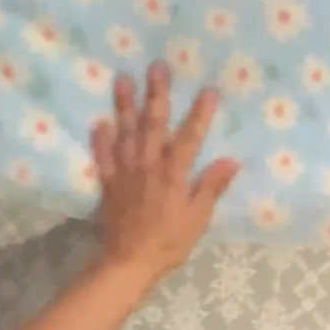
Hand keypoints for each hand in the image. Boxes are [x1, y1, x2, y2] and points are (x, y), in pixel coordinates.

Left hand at [89, 61, 239, 285]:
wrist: (128, 262)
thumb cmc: (168, 243)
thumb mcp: (197, 219)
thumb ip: (211, 187)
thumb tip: (231, 161)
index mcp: (173, 175)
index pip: (190, 138)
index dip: (199, 114)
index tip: (208, 89)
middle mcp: (148, 166)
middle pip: (153, 125)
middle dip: (156, 95)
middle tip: (156, 67)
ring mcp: (125, 173)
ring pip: (125, 133)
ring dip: (124, 105)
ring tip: (122, 79)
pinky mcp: (108, 184)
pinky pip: (103, 157)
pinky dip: (100, 140)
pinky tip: (99, 122)